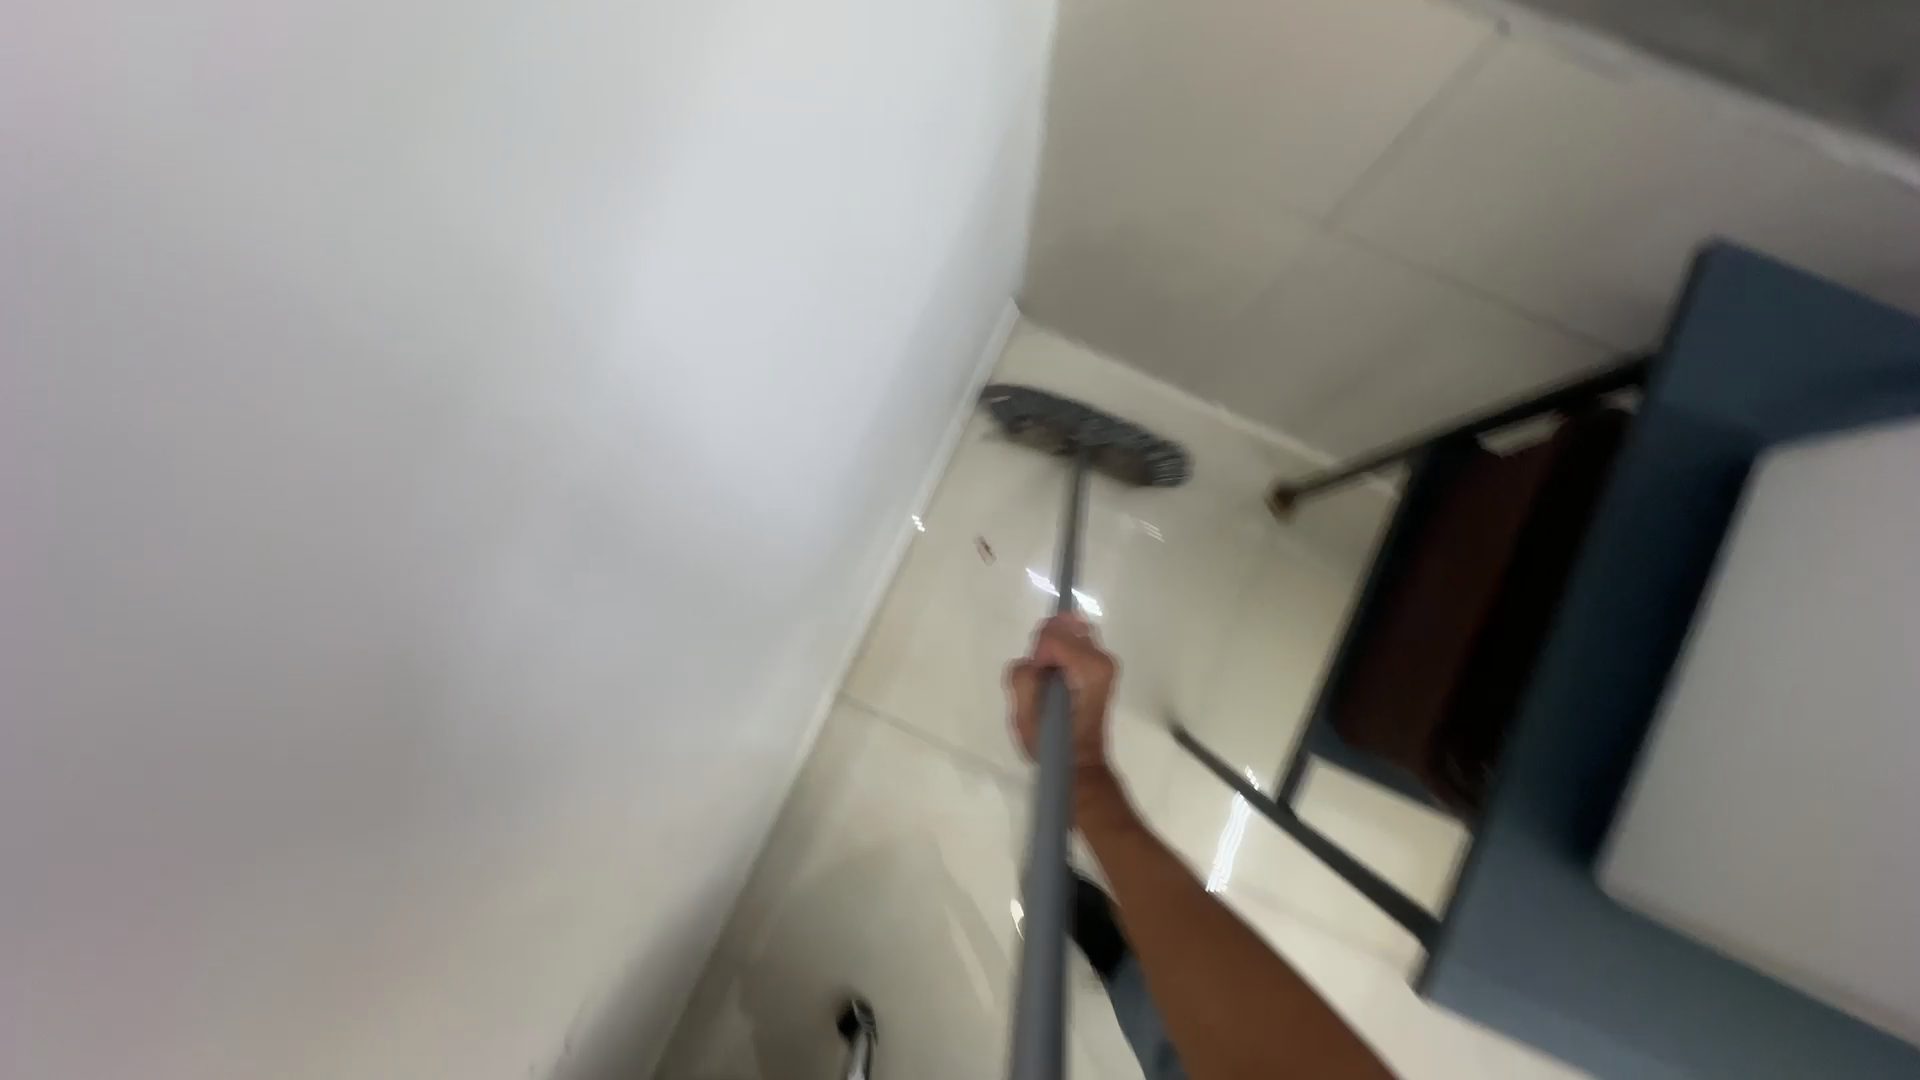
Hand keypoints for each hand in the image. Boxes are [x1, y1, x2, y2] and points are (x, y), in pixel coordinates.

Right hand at [1004, 614, 1117, 771]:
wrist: (1079, 761)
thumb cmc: (1051, 742)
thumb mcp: (1025, 715)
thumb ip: (1024, 678)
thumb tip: (1035, 661)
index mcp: (1089, 669)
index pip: (1052, 637)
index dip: (1037, 656)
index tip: (1039, 679)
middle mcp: (1102, 659)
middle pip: (1063, 628)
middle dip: (1046, 648)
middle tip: (1044, 680)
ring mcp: (1106, 662)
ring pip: (1070, 632)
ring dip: (1054, 651)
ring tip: (1052, 682)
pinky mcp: (1103, 666)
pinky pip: (1075, 642)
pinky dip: (1062, 654)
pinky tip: (1060, 679)